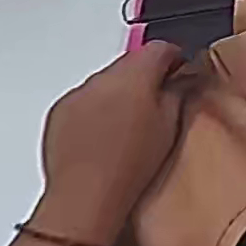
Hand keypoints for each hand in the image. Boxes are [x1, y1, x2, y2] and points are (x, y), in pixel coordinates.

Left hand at [28, 41, 189, 237]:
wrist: (87, 196)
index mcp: (134, 76)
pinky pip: (85, 100)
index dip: (176, 59)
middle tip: (161, 104)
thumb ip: (179, 93)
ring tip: (132, 126)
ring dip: (121, 93)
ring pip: (108, 82)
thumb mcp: (171, 127)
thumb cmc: (132, 165)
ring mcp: (77, 94)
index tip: (181, 71)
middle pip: (131, 62)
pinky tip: (108, 136)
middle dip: (147, 77)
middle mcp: (102, 78)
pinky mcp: (60, 112)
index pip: (160, 48)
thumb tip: (185, 78)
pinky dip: (98, 109)